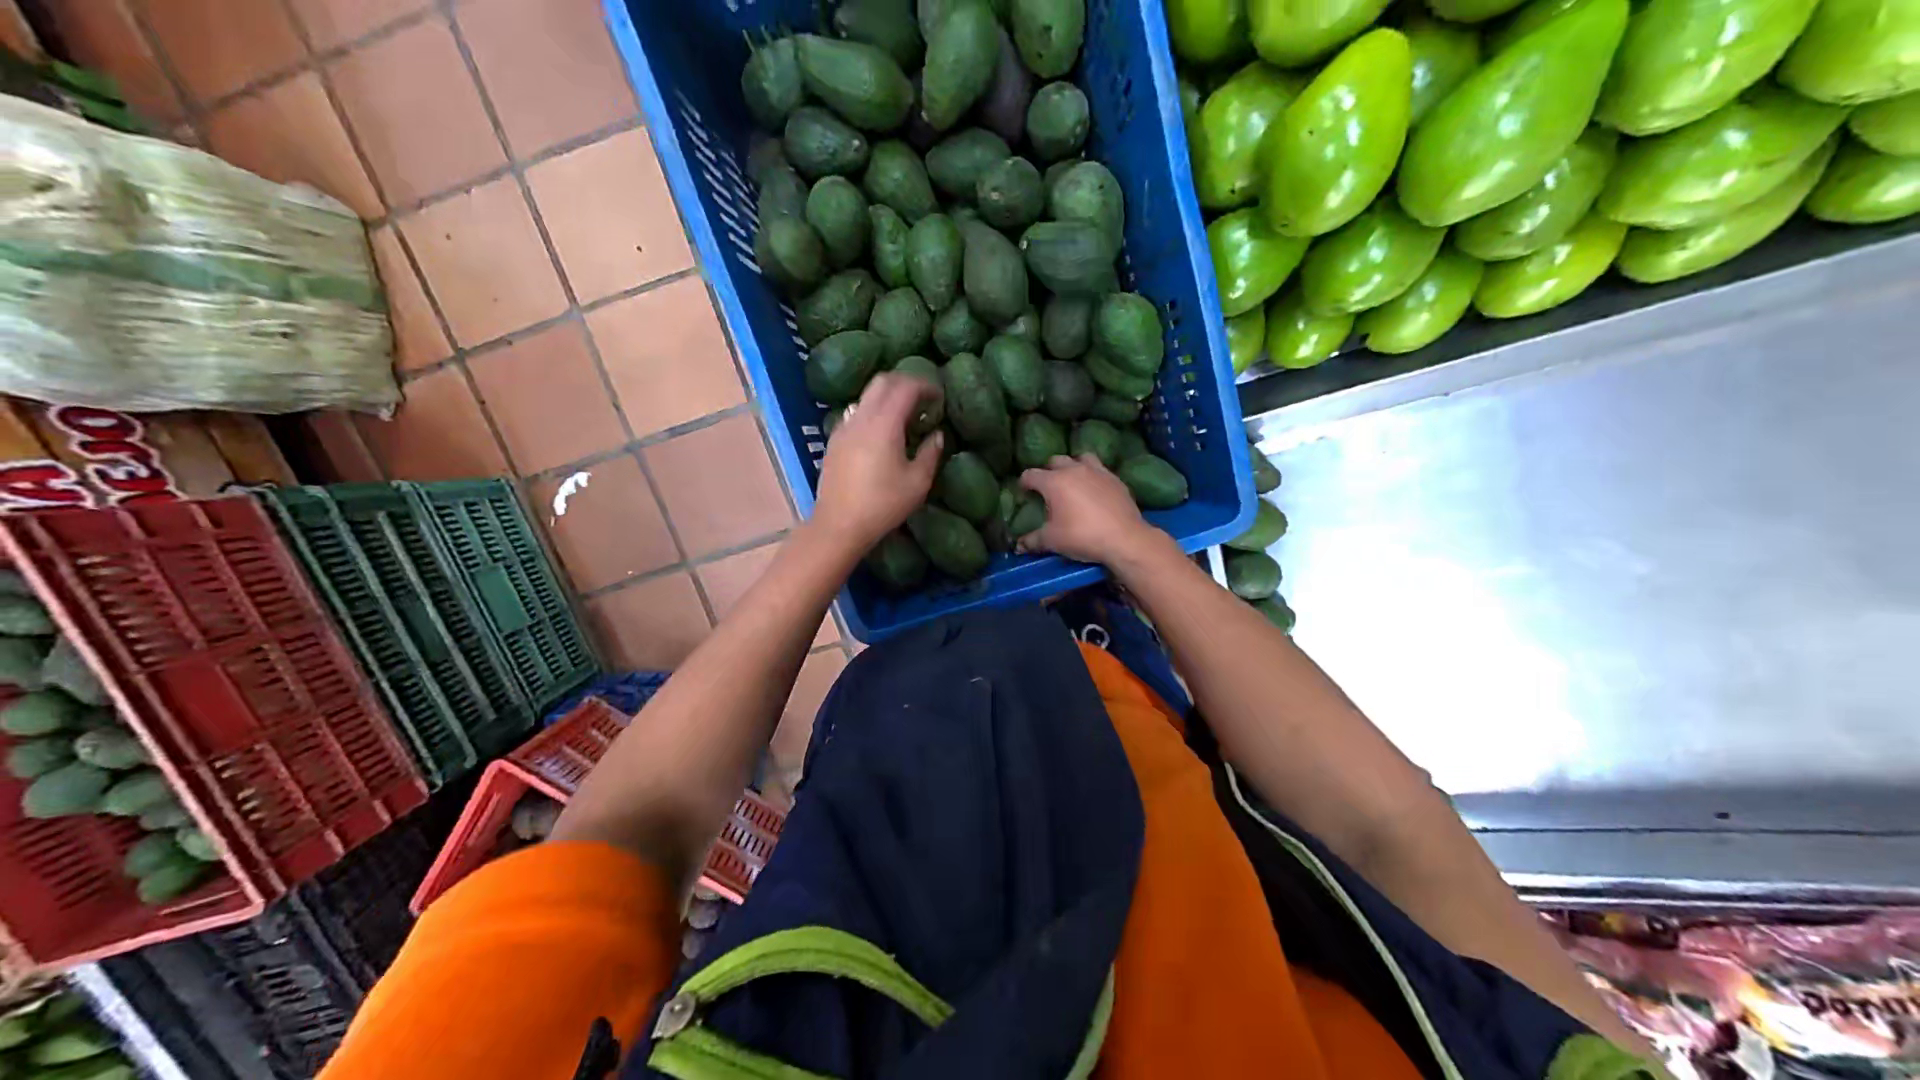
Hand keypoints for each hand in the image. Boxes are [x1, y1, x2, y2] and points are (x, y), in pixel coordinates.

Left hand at [811, 373, 943, 552]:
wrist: (838, 525)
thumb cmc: (882, 505)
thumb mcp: (917, 483)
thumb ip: (930, 453)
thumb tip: (937, 435)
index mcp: (884, 423)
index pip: (905, 387)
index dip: (925, 385)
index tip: (939, 397)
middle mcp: (861, 417)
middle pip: (882, 382)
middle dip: (905, 383)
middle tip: (923, 399)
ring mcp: (843, 428)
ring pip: (866, 396)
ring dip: (887, 397)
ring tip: (904, 416)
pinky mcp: (834, 441)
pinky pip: (856, 413)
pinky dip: (873, 412)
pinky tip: (881, 434)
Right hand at [1018, 455, 1168, 568]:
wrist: (1124, 538)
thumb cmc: (1082, 536)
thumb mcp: (1052, 541)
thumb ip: (1032, 540)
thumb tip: (1019, 546)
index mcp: (1054, 482)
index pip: (1031, 475)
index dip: (1024, 483)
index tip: (1024, 493)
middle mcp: (1074, 470)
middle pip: (1055, 461)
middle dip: (1047, 471)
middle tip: (1047, 488)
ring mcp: (1097, 471)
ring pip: (1080, 458)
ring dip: (1073, 466)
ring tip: (1073, 481)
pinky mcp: (1115, 478)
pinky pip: (1100, 469)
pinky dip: (1093, 475)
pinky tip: (1094, 490)